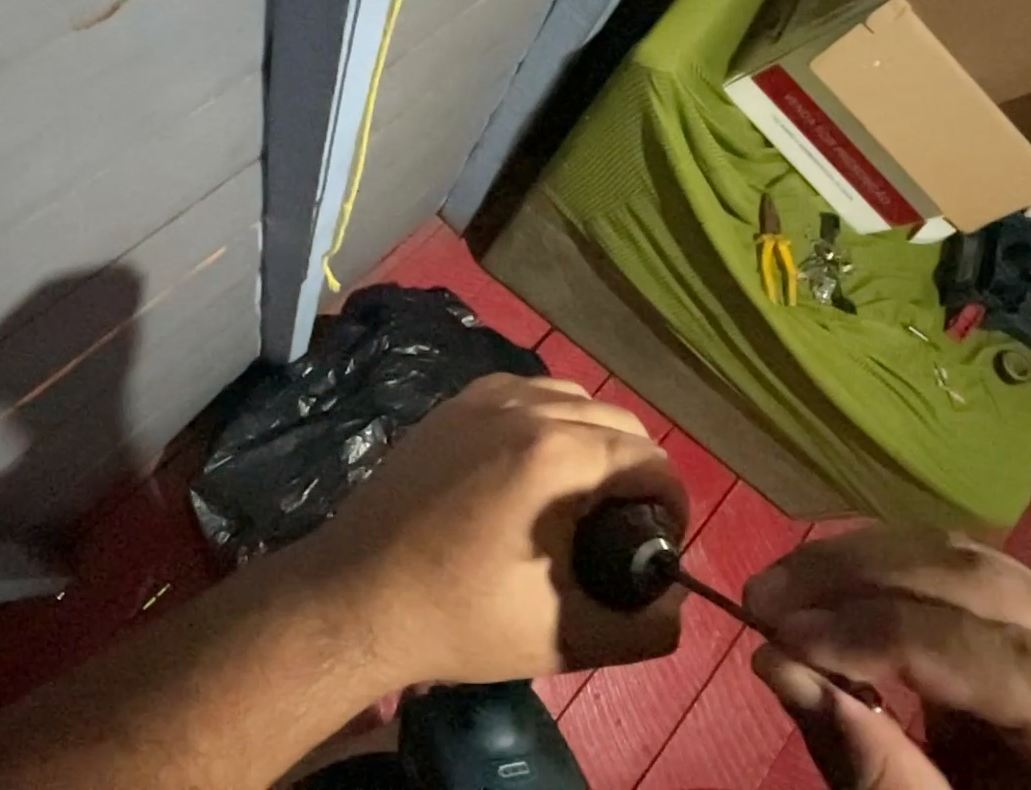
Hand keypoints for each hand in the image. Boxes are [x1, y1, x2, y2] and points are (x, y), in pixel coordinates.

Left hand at [296, 373, 687, 687]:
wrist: (354, 594)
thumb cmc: (457, 617)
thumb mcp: (561, 638)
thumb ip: (641, 627)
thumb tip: (676, 604)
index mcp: (554, 454)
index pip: (648, 458)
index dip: (671, 502)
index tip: (662, 541)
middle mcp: (522, 407)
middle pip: (616, 420)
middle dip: (637, 469)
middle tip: (628, 523)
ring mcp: (481, 398)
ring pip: (570, 398)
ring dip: (594, 438)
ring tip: (585, 492)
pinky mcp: (451, 406)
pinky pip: (523, 392)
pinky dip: (547, 418)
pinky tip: (534, 463)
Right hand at [742, 527, 1030, 789]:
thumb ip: (880, 772)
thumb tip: (778, 665)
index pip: (1003, 661)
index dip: (880, 636)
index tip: (779, 637)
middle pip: (978, 581)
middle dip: (853, 577)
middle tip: (761, 597)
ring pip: (964, 555)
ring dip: (856, 561)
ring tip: (782, 587)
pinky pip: (963, 568)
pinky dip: (883, 568)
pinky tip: (831, 590)